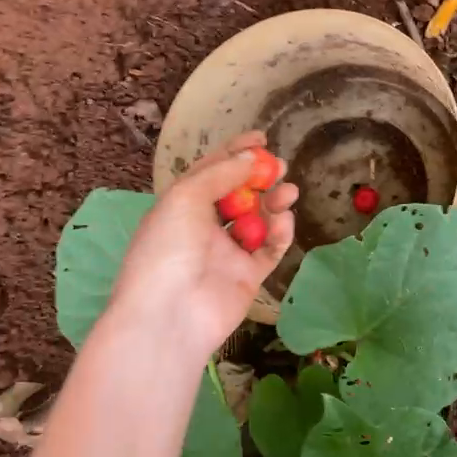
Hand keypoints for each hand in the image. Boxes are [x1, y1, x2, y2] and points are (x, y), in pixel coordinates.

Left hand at [103, 132, 298, 363]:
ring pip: (259, 219)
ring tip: (289, 192)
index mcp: (182, 205)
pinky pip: (269, 249)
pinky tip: (283, 222)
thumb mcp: (186, 197)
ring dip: (274, 202)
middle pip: (240, 193)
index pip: (212, 171)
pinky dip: (279, 233)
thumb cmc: (167, 249)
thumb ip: (222, 173)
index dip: (236, 152)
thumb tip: (252, 156)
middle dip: (261, 177)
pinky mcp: (248, 276)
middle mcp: (204, 227)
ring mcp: (227, 252)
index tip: (262, 138)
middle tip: (280, 166)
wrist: (167, 318)